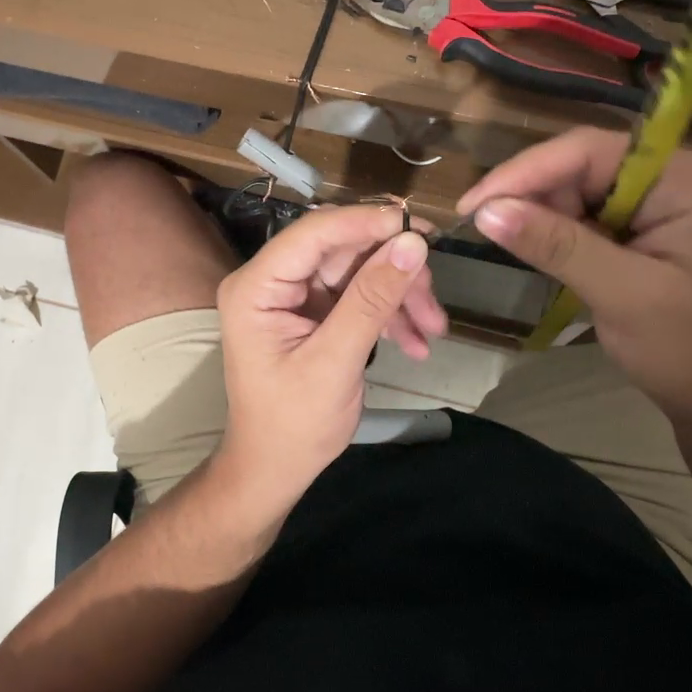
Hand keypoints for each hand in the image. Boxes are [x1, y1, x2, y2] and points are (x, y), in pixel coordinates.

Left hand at [217, 206, 445, 485]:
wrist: (276, 468)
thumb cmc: (294, 423)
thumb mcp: (335, 362)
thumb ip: (372, 300)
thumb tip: (412, 243)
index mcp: (256, 287)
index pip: (313, 233)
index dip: (366, 222)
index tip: (419, 227)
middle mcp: (271, 281)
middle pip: (342, 250)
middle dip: (392, 269)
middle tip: (435, 291)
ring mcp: (294, 296)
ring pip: (358, 271)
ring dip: (400, 295)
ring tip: (435, 328)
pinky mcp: (314, 313)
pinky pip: (359, 296)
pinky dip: (390, 315)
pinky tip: (418, 344)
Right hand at [456, 127, 691, 422]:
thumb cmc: (689, 348)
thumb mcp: (624, 296)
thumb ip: (558, 247)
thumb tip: (486, 212)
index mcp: (686, 179)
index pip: (591, 152)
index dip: (526, 172)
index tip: (471, 204)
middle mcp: (671, 176)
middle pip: (580, 164)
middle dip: (528, 193)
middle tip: (476, 226)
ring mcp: (655, 201)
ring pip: (574, 188)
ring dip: (534, 212)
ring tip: (497, 239)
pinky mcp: (638, 227)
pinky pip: (581, 213)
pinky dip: (550, 230)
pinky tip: (527, 247)